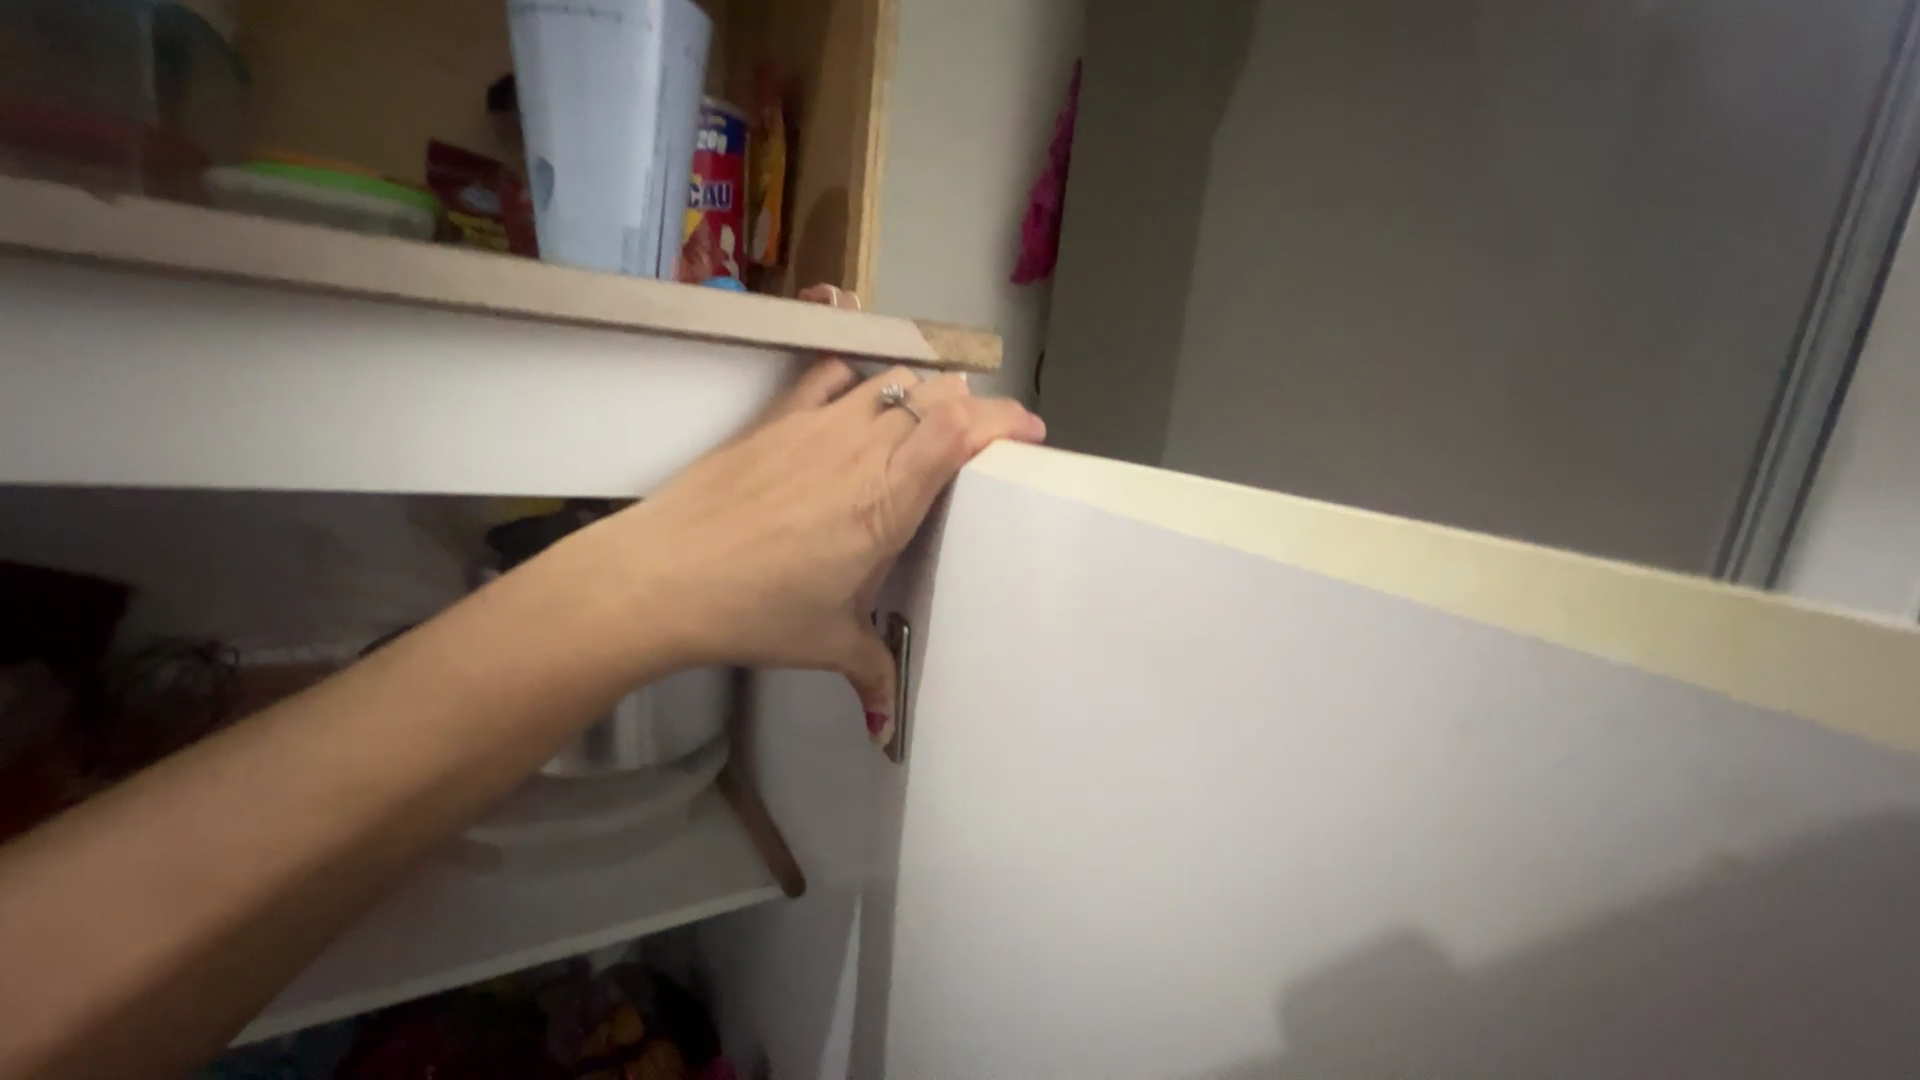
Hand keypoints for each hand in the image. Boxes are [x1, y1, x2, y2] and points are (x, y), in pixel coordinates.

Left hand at [574, 290, 1045, 744]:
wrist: (660, 576)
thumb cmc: (754, 610)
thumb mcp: (827, 643)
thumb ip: (873, 673)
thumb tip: (887, 727)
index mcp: (887, 499)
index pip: (960, 429)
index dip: (1004, 419)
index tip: (1029, 432)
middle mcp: (860, 448)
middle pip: (936, 395)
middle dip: (974, 406)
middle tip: (982, 438)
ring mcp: (816, 425)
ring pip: (890, 381)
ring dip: (922, 392)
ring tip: (928, 419)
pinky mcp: (776, 419)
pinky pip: (830, 375)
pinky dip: (858, 374)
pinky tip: (860, 393)